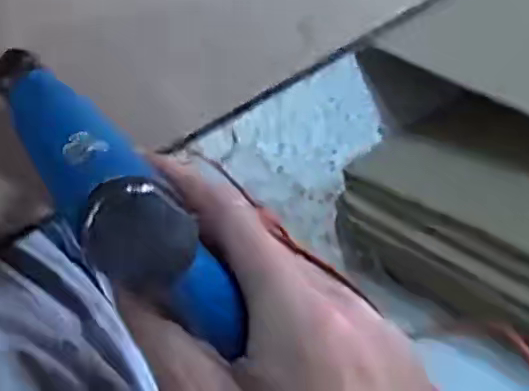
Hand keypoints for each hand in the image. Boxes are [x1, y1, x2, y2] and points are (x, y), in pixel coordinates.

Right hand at [130, 154, 430, 390]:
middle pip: (260, 244)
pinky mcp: (407, 363)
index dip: (178, 177)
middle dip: (208, 242)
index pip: (228, 208)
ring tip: (223, 331)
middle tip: (165, 263)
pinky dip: (287, 312)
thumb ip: (157, 331)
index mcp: (303, 308)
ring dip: (248, 282)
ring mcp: (388, 333)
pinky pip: (329, 311)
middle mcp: (352, 303)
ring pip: (294, 277)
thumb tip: (121, 272)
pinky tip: (277, 362)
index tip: (135, 164)